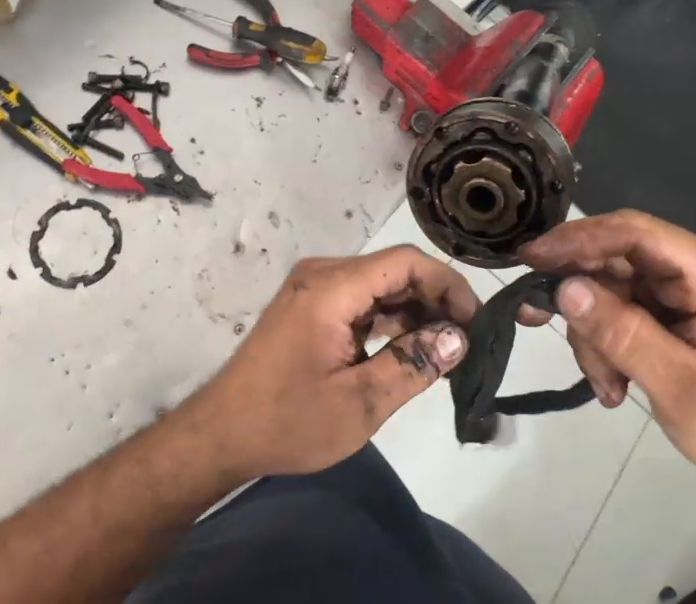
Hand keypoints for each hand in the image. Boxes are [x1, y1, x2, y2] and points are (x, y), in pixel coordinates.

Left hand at [181, 245, 478, 480]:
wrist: (220, 434)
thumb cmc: (287, 421)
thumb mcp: (359, 403)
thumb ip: (412, 365)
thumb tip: (459, 337)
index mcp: (331, 287)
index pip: (406, 261)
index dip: (447, 285)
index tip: (475, 323)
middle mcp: (322, 274)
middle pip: (394, 269)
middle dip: (435, 300)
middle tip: (464, 343)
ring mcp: (313, 289)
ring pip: (380, 285)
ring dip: (414, 312)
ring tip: (443, 351)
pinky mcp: (310, 307)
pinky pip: (361, 300)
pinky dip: (389, 320)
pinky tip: (408, 350)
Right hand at [518, 211, 695, 504]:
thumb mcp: (686, 391)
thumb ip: (625, 336)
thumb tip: (564, 288)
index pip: (636, 232)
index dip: (579, 239)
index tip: (530, 258)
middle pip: (616, 260)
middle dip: (584, 304)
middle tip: (543, 331)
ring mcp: (686, 289)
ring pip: (610, 288)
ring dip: (595, 335)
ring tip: (609, 388)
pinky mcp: (674, 311)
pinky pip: (620, 311)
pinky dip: (606, 344)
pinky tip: (615, 384)